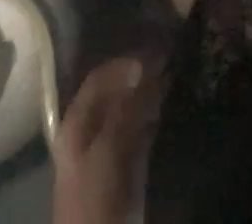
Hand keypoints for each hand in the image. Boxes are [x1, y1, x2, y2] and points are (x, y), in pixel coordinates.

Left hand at [52, 57, 158, 223]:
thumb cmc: (94, 198)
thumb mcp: (106, 151)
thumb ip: (122, 110)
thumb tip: (140, 65)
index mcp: (75, 123)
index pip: (99, 80)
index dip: (125, 64)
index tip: (157, 52)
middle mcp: (88, 131)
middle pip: (115, 95)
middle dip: (141, 79)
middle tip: (173, 64)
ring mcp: (106, 151)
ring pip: (129, 114)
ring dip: (150, 98)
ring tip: (176, 83)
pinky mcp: (124, 170)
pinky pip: (140, 135)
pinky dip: (154, 121)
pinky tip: (171, 114)